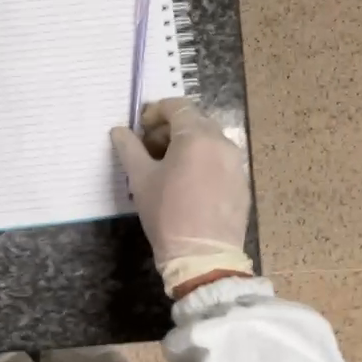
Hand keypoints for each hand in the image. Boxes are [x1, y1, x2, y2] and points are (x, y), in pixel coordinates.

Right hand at [111, 98, 253, 295]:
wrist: (203, 256)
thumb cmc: (167, 213)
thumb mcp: (140, 178)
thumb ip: (129, 148)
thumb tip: (119, 131)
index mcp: (197, 136)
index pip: (177, 105)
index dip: (155, 111)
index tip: (140, 128)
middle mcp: (222, 143)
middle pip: (194, 121)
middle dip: (169, 128)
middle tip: (149, 148)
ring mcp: (236, 163)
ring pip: (208, 140)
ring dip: (185, 144)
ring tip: (166, 167)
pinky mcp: (241, 183)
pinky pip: (219, 160)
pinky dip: (201, 161)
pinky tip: (186, 184)